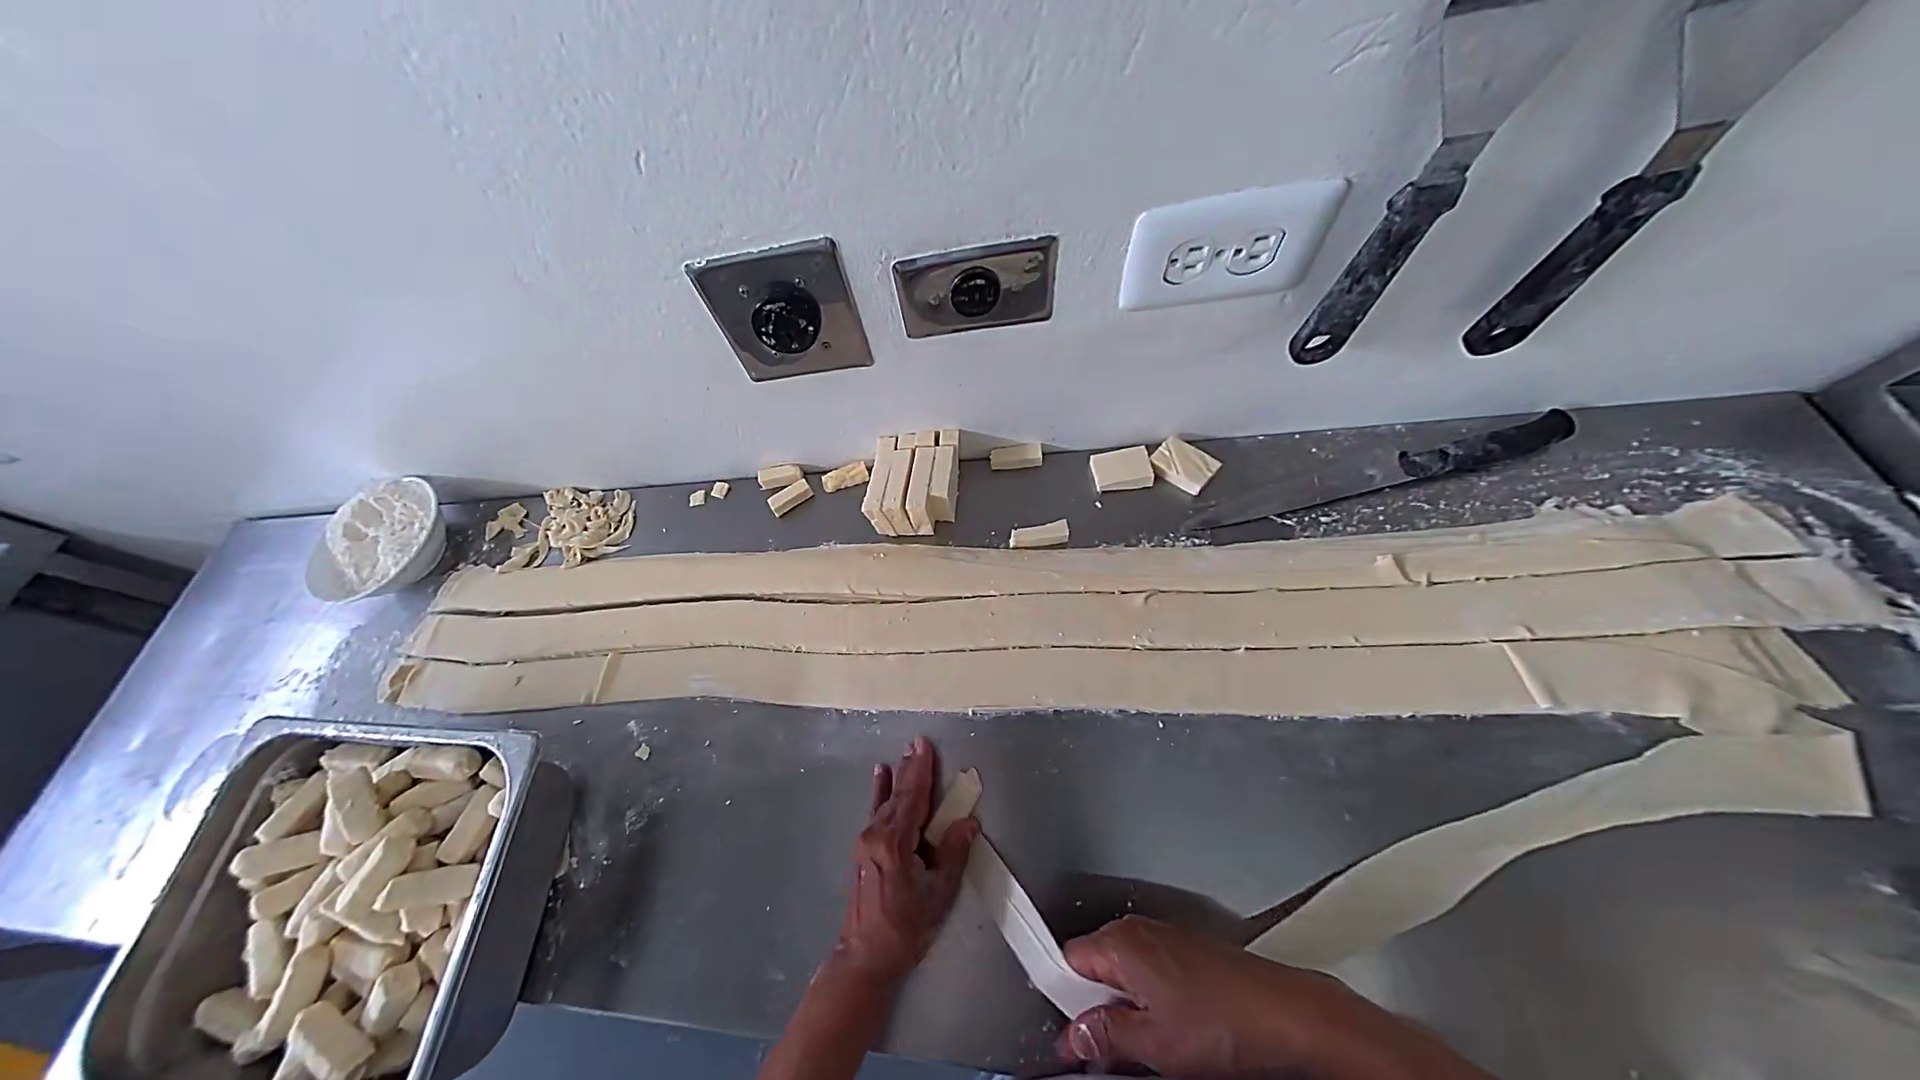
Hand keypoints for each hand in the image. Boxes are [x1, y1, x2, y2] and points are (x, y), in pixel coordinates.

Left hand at [832, 736, 978, 985]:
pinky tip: (880, 777)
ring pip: (886, 802)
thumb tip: (967, 822)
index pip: (914, 798)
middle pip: (899, 795)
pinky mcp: (862, 849)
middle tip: (918, 742)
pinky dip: (880, 793)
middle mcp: (876, 835)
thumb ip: (953, 853)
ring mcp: (865, 841)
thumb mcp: (939, 894)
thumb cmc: (906, 928)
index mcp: (895, 844)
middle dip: (910, 768)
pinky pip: (874, 813)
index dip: (922, 771)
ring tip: (904, 755)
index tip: (925, 746)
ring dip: (898, 778)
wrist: (865, 956)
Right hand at [1057, 916, 1492, 1079]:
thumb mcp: (1155, 1045)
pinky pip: (1150, 971)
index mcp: (1121, 943)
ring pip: (1123, 972)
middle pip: (1093, 966)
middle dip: (1097, 1007)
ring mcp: (1165, 938)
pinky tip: (1175, 1027)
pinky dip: (1152, 999)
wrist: (1288, 1016)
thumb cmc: (1228, 1020)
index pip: (1065, 962)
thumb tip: (1078, 1037)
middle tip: (1115, 1047)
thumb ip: (1105, 1036)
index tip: (1071, 1036)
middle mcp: (1139, 930)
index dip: (1064, 1003)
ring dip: (1126, 1006)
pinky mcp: (1186, 950)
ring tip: (1154, 1040)